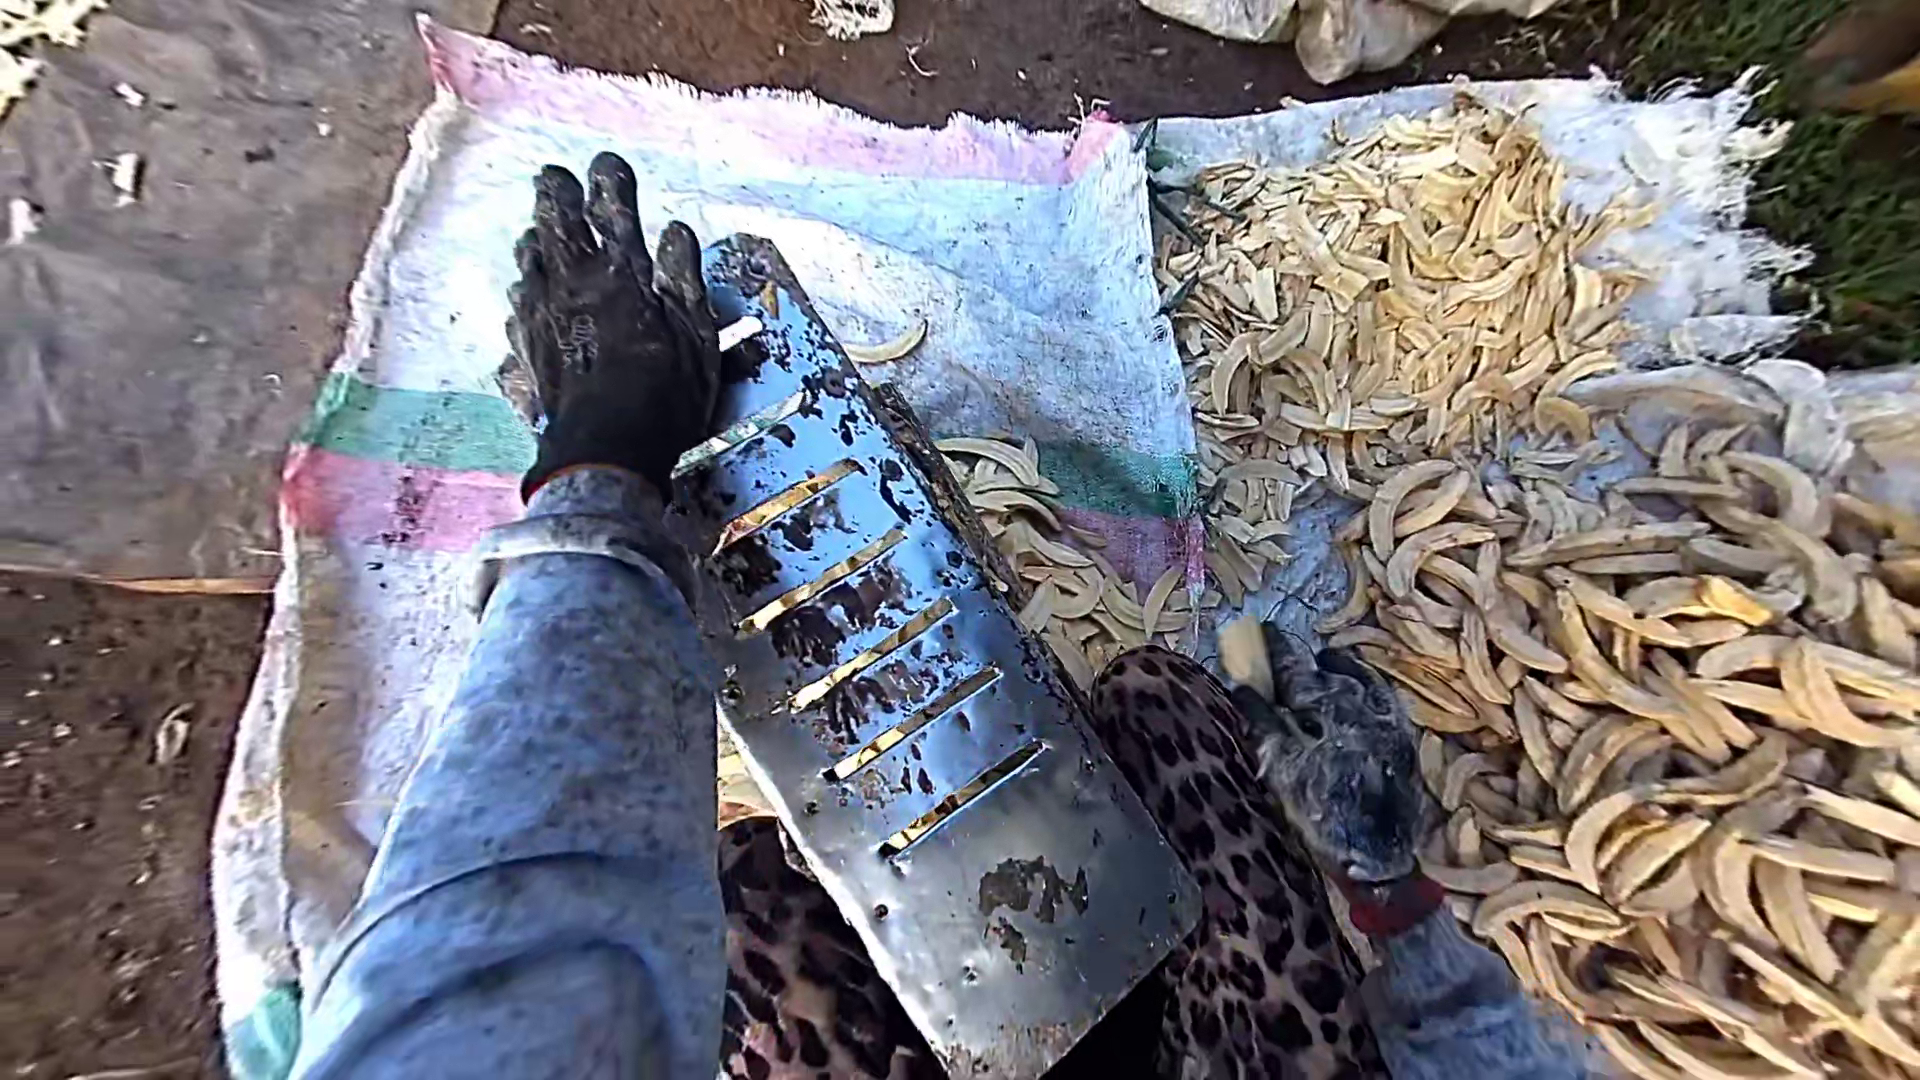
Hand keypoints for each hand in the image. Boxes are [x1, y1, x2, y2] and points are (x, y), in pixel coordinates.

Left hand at [509, 152, 721, 498]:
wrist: (607, 449)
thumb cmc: (664, 396)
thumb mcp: (697, 341)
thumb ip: (684, 281)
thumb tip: (674, 233)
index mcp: (618, 276)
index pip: (611, 209)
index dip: (611, 182)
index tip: (610, 165)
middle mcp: (569, 282)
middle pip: (553, 219)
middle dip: (558, 194)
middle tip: (561, 182)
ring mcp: (538, 312)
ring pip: (528, 257)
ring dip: (540, 241)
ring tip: (547, 237)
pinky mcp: (523, 344)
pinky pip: (519, 302)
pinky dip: (529, 291)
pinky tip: (535, 298)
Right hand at [1228, 626, 1432, 927]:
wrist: (1376, 856)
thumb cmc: (1317, 807)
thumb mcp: (1277, 762)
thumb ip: (1261, 718)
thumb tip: (1242, 686)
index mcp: (1321, 706)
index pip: (1292, 665)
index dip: (1277, 646)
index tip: (1265, 627)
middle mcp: (1356, 704)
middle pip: (1324, 667)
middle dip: (1302, 654)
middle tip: (1286, 645)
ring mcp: (1385, 720)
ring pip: (1359, 677)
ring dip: (1337, 665)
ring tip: (1324, 660)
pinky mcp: (1403, 738)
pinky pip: (1384, 696)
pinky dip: (1367, 683)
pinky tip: (1359, 685)